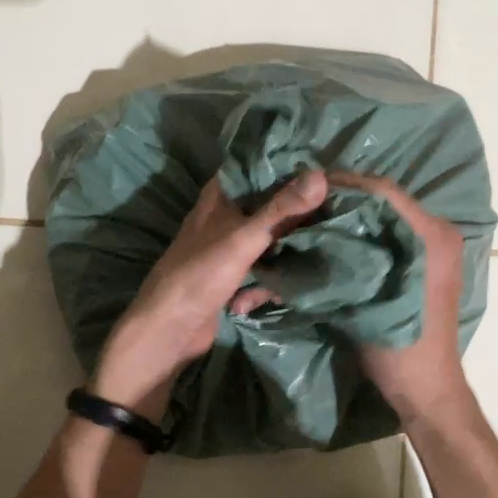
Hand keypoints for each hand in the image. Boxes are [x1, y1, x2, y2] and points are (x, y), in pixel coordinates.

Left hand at [92, 170, 329, 417]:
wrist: (167, 330)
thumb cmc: (199, 275)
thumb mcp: (243, 240)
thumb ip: (282, 210)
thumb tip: (322, 175)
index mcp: (220, 197)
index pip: (258, 167)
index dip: (290, 168)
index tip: (325, 172)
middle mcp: (224, 217)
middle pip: (271, 207)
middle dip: (296, 221)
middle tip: (330, 222)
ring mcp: (227, 249)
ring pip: (271, 243)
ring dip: (282, 263)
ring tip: (289, 276)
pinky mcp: (231, 278)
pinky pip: (261, 273)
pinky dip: (262, 288)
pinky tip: (249, 303)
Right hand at [326, 170, 472, 425]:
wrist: (425, 386)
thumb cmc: (395, 347)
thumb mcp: (358, 301)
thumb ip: (338, 258)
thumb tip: (299, 228)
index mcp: (429, 236)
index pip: (380, 190)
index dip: (340, 184)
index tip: (303, 189)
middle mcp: (438, 232)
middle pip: (383, 198)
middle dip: (343, 197)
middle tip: (304, 204)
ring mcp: (436, 246)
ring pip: (386, 213)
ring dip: (352, 212)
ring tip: (315, 219)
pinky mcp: (428, 260)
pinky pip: (392, 230)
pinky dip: (365, 229)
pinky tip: (337, 239)